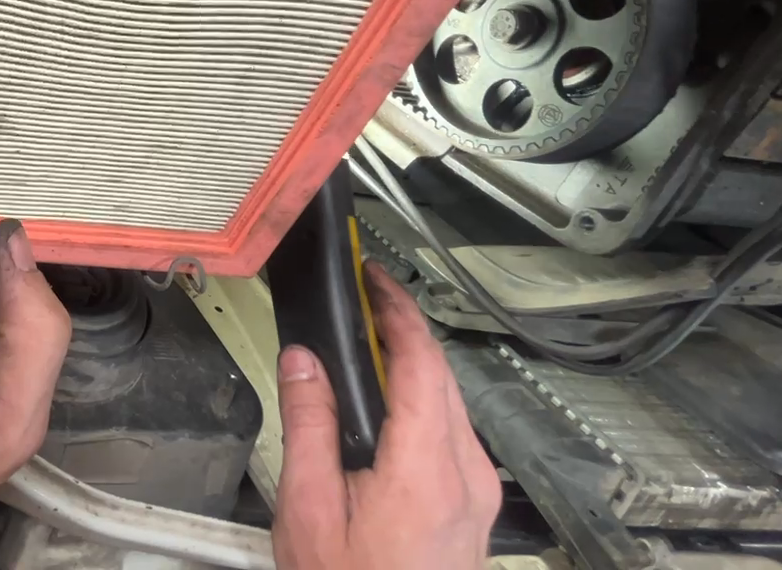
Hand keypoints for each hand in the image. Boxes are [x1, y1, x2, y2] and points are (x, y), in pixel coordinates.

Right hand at [273, 262, 500, 569]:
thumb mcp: (309, 504)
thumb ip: (309, 424)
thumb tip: (302, 356)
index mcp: (427, 469)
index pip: (423, 366)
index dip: (399, 312)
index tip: (372, 278)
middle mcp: (468, 475)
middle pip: (443, 376)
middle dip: (404, 325)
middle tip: (362, 295)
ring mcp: (478, 491)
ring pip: (451, 399)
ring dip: (413, 357)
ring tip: (368, 331)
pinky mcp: (473, 503)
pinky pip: (450, 425)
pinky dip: (420, 389)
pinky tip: (388, 387)